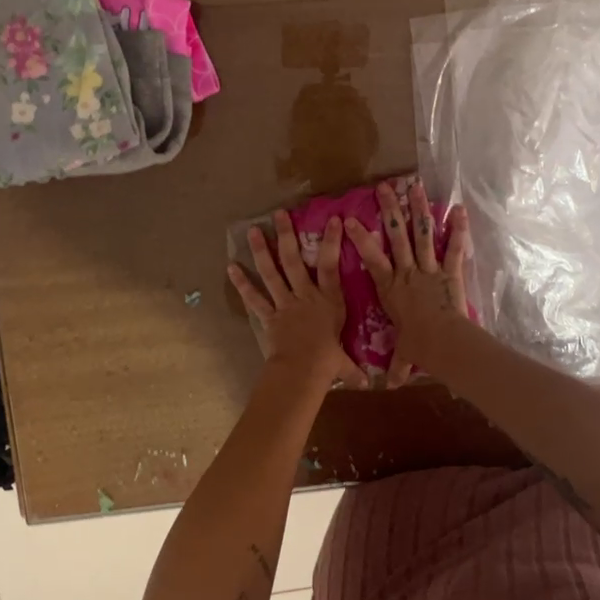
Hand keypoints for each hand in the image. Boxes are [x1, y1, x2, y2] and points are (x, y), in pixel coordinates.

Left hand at [227, 211, 369, 391]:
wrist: (302, 371)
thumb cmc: (328, 363)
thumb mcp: (345, 363)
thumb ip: (353, 368)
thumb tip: (367, 384)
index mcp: (329, 300)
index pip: (331, 265)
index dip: (332, 241)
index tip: (333, 219)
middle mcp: (306, 295)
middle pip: (294, 260)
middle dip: (287, 235)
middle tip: (280, 214)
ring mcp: (285, 304)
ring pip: (272, 272)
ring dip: (262, 251)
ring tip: (253, 231)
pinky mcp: (269, 316)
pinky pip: (254, 298)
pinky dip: (242, 284)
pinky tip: (231, 268)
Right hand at [344, 181, 473, 387]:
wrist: (443, 343)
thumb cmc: (418, 347)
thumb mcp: (403, 355)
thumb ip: (396, 365)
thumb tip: (386, 386)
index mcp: (390, 288)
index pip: (371, 259)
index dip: (361, 238)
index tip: (350, 220)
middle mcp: (407, 272)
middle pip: (396, 236)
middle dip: (390, 210)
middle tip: (384, 188)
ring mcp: (429, 269)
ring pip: (423, 235)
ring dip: (420, 210)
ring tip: (416, 187)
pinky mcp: (451, 273)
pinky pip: (454, 248)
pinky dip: (458, 230)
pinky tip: (459, 210)